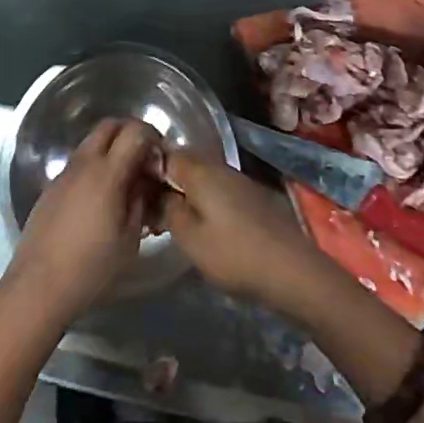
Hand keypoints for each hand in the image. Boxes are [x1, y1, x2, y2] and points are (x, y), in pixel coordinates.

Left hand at [4, 118, 158, 319]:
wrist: (37, 287)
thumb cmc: (91, 268)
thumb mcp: (130, 239)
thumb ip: (140, 201)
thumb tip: (145, 181)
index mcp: (107, 173)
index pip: (134, 131)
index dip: (152, 136)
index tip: (160, 158)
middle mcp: (83, 165)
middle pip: (109, 125)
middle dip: (130, 133)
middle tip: (144, 159)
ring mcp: (64, 175)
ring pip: (91, 143)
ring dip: (111, 150)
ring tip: (123, 182)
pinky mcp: (51, 188)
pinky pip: (78, 164)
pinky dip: (95, 167)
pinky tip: (100, 200)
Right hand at [159, 149, 333, 313]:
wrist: (290, 269)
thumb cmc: (233, 253)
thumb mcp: (189, 237)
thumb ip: (167, 209)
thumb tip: (155, 191)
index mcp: (200, 170)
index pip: (165, 153)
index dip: (147, 166)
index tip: (133, 187)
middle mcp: (219, 166)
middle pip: (184, 164)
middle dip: (165, 181)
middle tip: (148, 207)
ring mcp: (238, 181)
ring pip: (201, 178)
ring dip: (185, 193)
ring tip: (169, 220)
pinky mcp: (251, 198)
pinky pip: (217, 190)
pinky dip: (204, 202)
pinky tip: (199, 225)